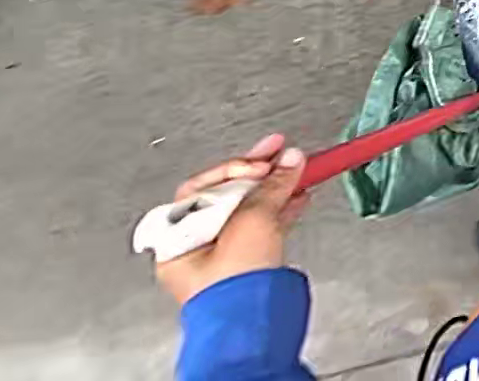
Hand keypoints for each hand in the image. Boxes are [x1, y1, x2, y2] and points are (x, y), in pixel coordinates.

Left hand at [154, 133, 308, 304]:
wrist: (253, 327)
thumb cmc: (234, 286)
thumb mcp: (253, 220)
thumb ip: (273, 184)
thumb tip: (290, 159)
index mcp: (179, 238)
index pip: (205, 186)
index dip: (235, 168)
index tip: (263, 160)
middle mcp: (197, 247)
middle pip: (230, 194)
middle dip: (260, 172)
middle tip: (279, 150)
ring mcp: (223, 257)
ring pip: (250, 208)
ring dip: (276, 186)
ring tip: (297, 168)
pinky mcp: (248, 264)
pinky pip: (264, 225)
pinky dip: (282, 206)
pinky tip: (299, 193)